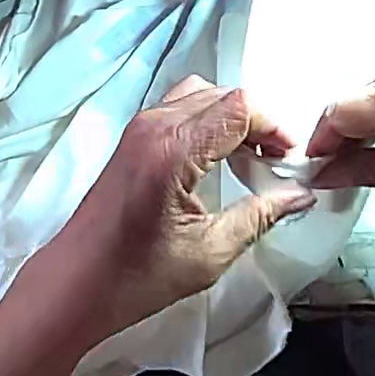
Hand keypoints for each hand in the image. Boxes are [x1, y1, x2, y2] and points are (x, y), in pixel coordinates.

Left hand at [25, 76, 315, 348]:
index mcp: (174, 150)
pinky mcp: (133, 133)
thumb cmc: (137, 277)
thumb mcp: (209, 254)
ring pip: (202, 93)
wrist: (74, 282)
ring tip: (248, 155)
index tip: (287, 157)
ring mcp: (140, 125)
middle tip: (273, 159)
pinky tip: (217, 154)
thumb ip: (259, 216)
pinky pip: (181, 104)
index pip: (238, 107)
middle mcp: (155, 124)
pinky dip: (208, 118)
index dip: (271, 125)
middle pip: (222, 94)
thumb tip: (300, 196)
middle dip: (256, 120)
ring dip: (231, 116)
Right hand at [306, 65, 374, 214]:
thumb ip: (369, 172)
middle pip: (352, 103)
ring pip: (372, 100)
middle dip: (341, 140)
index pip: (337, 113)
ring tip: (369, 171)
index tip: (313, 174)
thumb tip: (327, 173)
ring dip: (364, 133)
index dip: (320, 146)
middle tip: (338, 178)